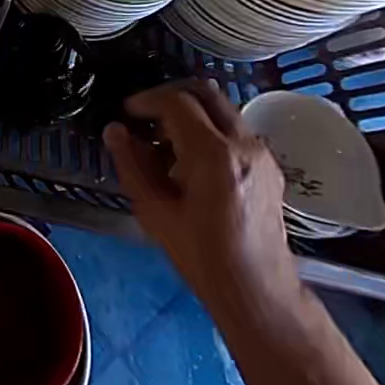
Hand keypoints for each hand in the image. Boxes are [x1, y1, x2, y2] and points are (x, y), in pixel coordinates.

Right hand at [105, 80, 296, 310]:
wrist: (258, 292)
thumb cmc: (202, 257)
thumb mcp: (156, 213)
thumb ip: (132, 165)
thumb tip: (115, 131)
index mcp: (214, 155)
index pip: (176, 102)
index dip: (146, 100)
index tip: (127, 112)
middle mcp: (244, 144)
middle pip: (204, 92)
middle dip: (169, 96)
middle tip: (144, 115)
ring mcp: (262, 153)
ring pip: (221, 109)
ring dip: (189, 113)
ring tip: (163, 143)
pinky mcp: (269, 165)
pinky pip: (234, 129)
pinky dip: (208, 129)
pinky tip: (189, 161)